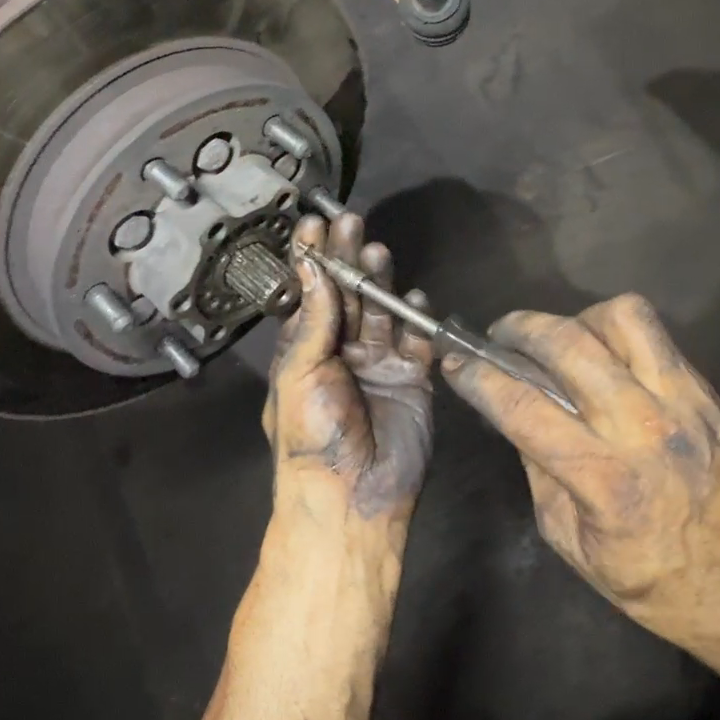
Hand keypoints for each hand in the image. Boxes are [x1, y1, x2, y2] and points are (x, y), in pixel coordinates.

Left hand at [265, 213, 435, 532]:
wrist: (353, 497)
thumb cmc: (312, 435)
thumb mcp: (300, 374)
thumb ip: (314, 321)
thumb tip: (314, 267)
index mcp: (305, 350)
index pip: (310, 292)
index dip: (313, 258)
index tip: (314, 222)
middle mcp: (341, 351)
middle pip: (348, 294)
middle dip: (349, 259)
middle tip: (352, 221)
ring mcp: (379, 364)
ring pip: (382, 311)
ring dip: (381, 282)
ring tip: (378, 252)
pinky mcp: (413, 379)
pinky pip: (417, 342)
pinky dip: (418, 319)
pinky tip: (415, 298)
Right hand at [442, 293, 719, 650]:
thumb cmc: (649, 576)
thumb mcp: (570, 541)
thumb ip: (539, 470)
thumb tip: (513, 412)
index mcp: (605, 481)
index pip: (524, 407)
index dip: (479, 378)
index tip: (456, 364)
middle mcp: (644, 429)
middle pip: (569, 345)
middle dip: (519, 329)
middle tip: (501, 337)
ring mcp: (681, 402)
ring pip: (621, 318)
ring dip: (576, 320)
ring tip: (560, 341)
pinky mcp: (704, 390)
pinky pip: (654, 332)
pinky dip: (615, 330)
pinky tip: (602, 354)